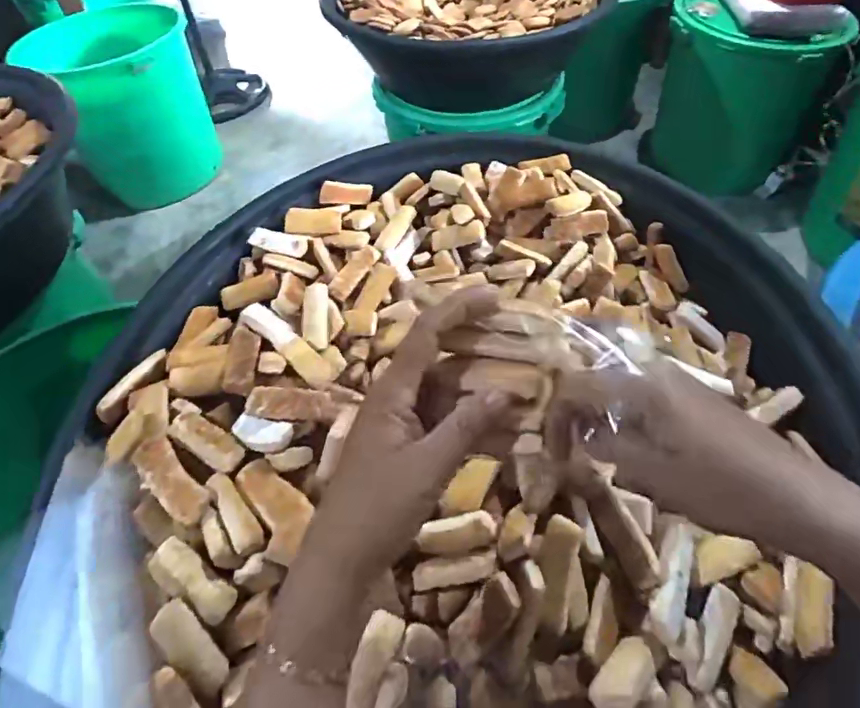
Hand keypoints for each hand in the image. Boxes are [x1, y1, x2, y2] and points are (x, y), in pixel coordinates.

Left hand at [300, 287, 517, 579]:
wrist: (340, 566)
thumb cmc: (377, 511)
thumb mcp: (428, 468)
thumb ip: (466, 428)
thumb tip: (506, 393)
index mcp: (391, 391)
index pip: (426, 333)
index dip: (458, 308)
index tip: (493, 294)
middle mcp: (395, 398)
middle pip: (438, 357)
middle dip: (475, 345)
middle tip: (514, 335)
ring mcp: (399, 425)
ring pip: (445, 392)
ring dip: (479, 390)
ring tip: (520, 385)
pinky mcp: (405, 450)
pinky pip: (443, 423)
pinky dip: (471, 424)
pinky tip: (503, 434)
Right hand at [547, 358, 833, 551]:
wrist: (792, 492)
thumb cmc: (720, 487)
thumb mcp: (655, 476)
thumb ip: (608, 448)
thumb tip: (578, 435)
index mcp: (643, 384)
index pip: (577, 383)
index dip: (555, 416)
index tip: (552, 455)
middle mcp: (656, 369)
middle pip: (596, 372)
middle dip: (573, 405)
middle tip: (565, 444)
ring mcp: (677, 379)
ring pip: (619, 381)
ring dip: (597, 408)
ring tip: (590, 446)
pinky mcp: (691, 395)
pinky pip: (641, 392)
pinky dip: (621, 411)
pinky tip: (627, 442)